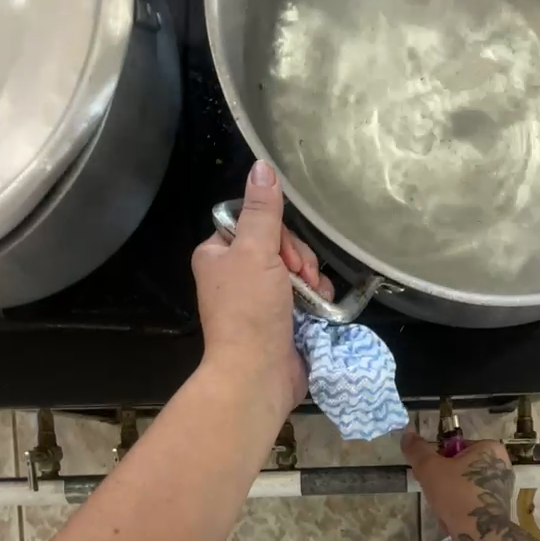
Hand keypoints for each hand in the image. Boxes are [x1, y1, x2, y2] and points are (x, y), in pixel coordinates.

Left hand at [190, 160, 335, 415]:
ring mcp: (259, 302)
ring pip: (297, 273)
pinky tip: (321, 310)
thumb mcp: (256, 252)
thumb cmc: (250, 312)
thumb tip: (262, 166)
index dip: (278, 234)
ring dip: (313, 282)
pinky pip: (305, 299)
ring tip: (315, 297)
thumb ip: (263, 211)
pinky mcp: (281, 323)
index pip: (254, 223)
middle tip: (302, 279)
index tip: (288, 255)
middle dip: (299, 260)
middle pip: (279, 247)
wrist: (258, 374)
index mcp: (218, 255)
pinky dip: (316, 303)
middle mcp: (236, 276)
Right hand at [402, 430, 514, 538]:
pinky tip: (453, 521)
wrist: (479, 534)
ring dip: (448, 498)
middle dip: (442, 483)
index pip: (454, 447)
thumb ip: (417, 450)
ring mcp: (501, 489)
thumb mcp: (430, 468)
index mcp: (490, 449)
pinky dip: (460, 511)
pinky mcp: (498, 509)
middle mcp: (501, 466)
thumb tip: (407, 433)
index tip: (428, 474)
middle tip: (434, 494)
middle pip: (458, 469)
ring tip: (443, 510)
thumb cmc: (456, 494)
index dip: (437, 460)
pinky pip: (471, 504)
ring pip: (463, 488)